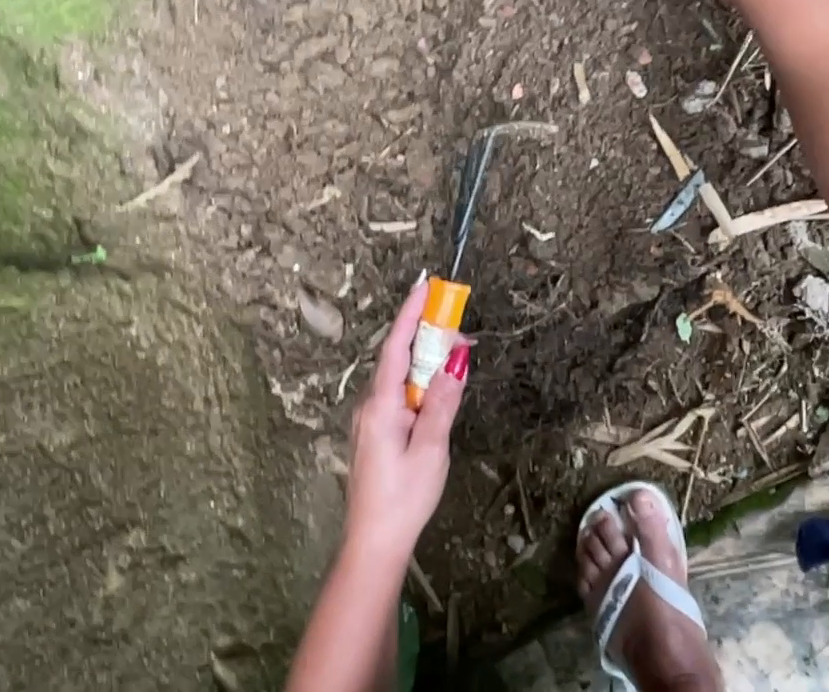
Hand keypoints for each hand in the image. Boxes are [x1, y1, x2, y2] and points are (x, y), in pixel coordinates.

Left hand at [343, 276, 467, 568]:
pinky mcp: (376, 432)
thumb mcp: (431, 447)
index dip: (411, 313)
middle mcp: (370, 405)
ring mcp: (371, 419)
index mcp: (381, 404)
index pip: (396, 346)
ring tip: (455, 352)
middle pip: (398, 357)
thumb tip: (457, 358)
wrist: (373, 543)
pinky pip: (399, 394)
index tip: (426, 285)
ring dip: (426, 359)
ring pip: (400, 376)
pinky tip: (438, 387)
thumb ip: (444, 401)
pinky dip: (420, 381)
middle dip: (426, 334)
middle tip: (458, 324)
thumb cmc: (403, 498)